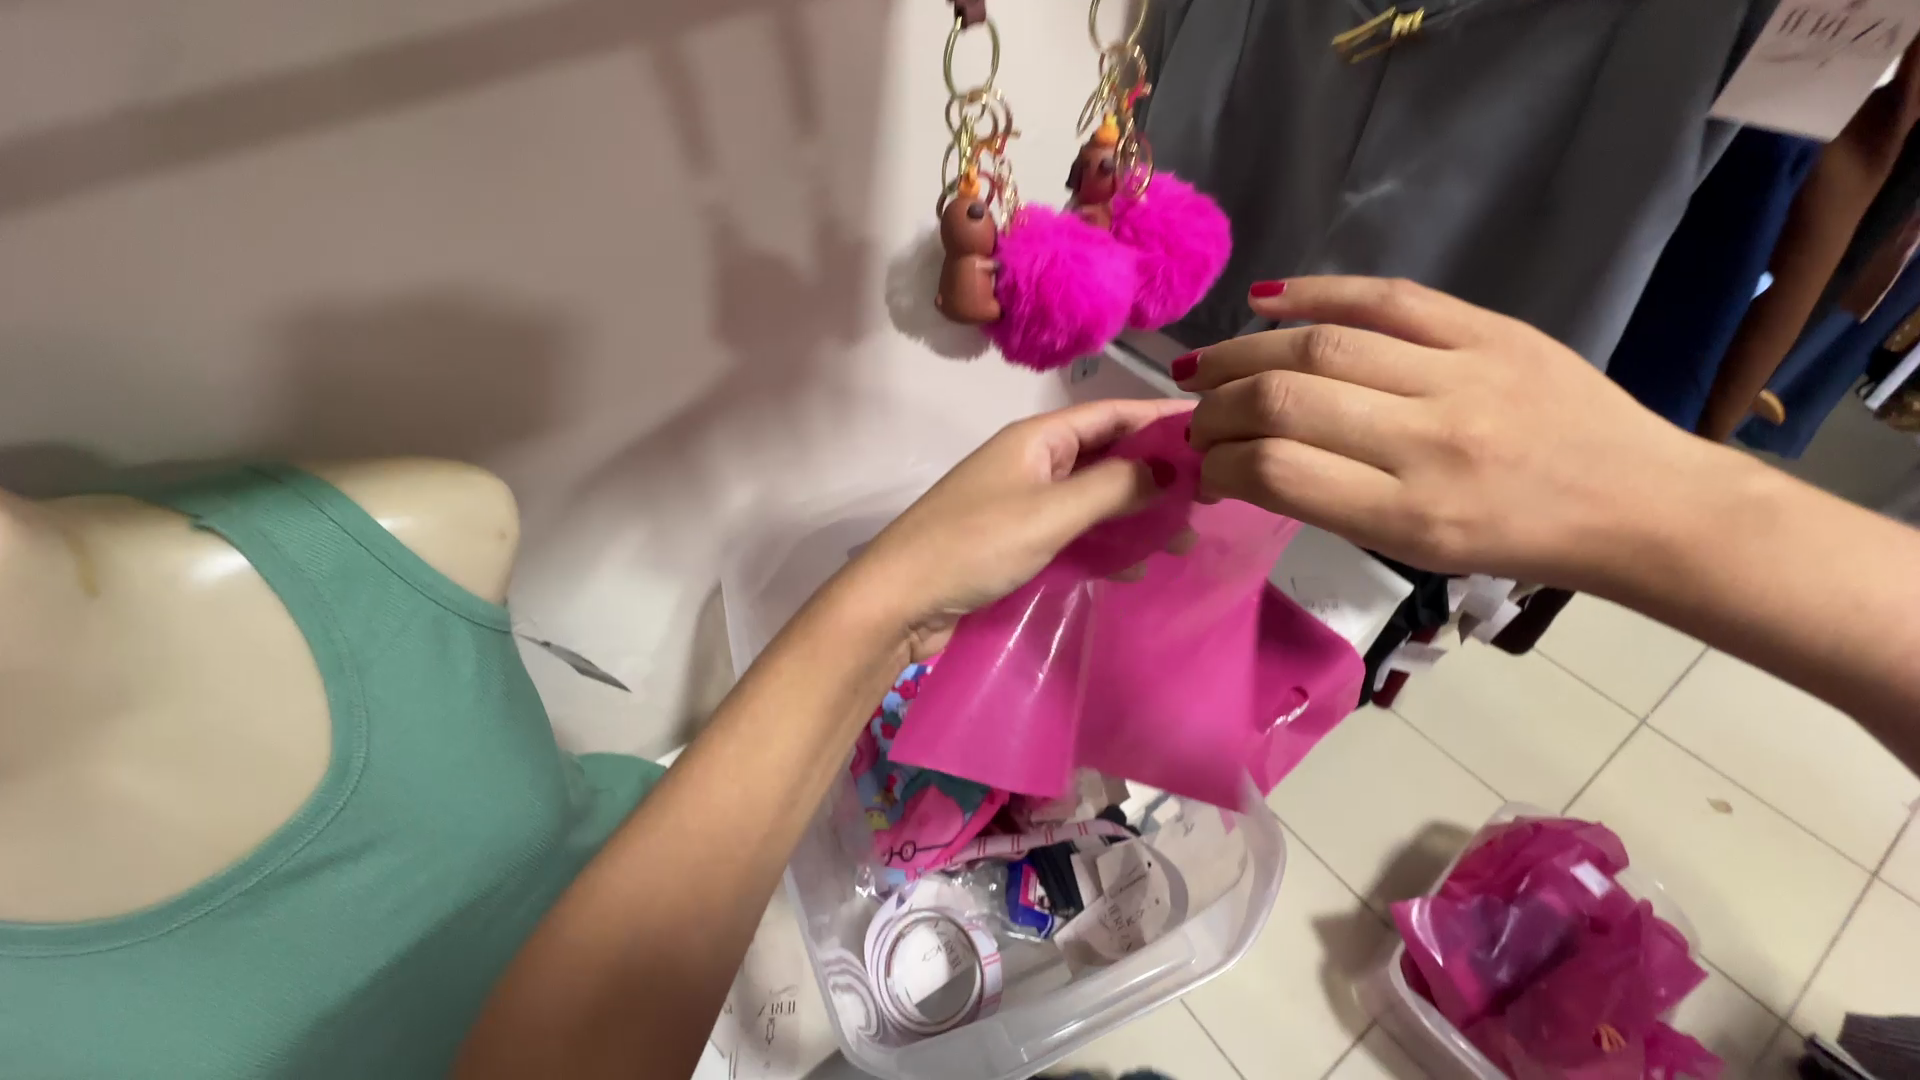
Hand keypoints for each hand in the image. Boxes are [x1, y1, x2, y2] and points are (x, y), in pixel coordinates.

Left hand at [849, 397, 1193, 657]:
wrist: (899, 600)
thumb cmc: (974, 545)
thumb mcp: (1051, 512)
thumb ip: (1114, 488)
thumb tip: (1171, 467)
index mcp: (1037, 439)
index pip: (1113, 414)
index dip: (1163, 418)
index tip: (1216, 428)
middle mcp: (1032, 463)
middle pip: (1107, 456)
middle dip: (1158, 472)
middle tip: (1212, 493)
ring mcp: (1023, 504)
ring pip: (1093, 499)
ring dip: (1136, 513)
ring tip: (1185, 534)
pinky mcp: (1016, 542)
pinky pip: (1074, 533)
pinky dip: (1106, 544)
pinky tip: (1137, 565)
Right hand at [1179, 276, 1729, 586]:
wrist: (1639, 502)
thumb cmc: (1514, 544)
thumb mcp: (1412, 549)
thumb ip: (1324, 502)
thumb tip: (1240, 462)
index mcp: (1409, 514)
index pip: (1275, 473)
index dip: (1218, 463)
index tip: (1203, 466)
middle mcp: (1431, 441)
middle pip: (1285, 403)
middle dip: (1218, 409)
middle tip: (1194, 417)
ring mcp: (1463, 374)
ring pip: (1321, 346)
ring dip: (1242, 353)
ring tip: (1205, 366)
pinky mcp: (1490, 327)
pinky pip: (1386, 296)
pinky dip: (1313, 292)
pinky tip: (1262, 299)